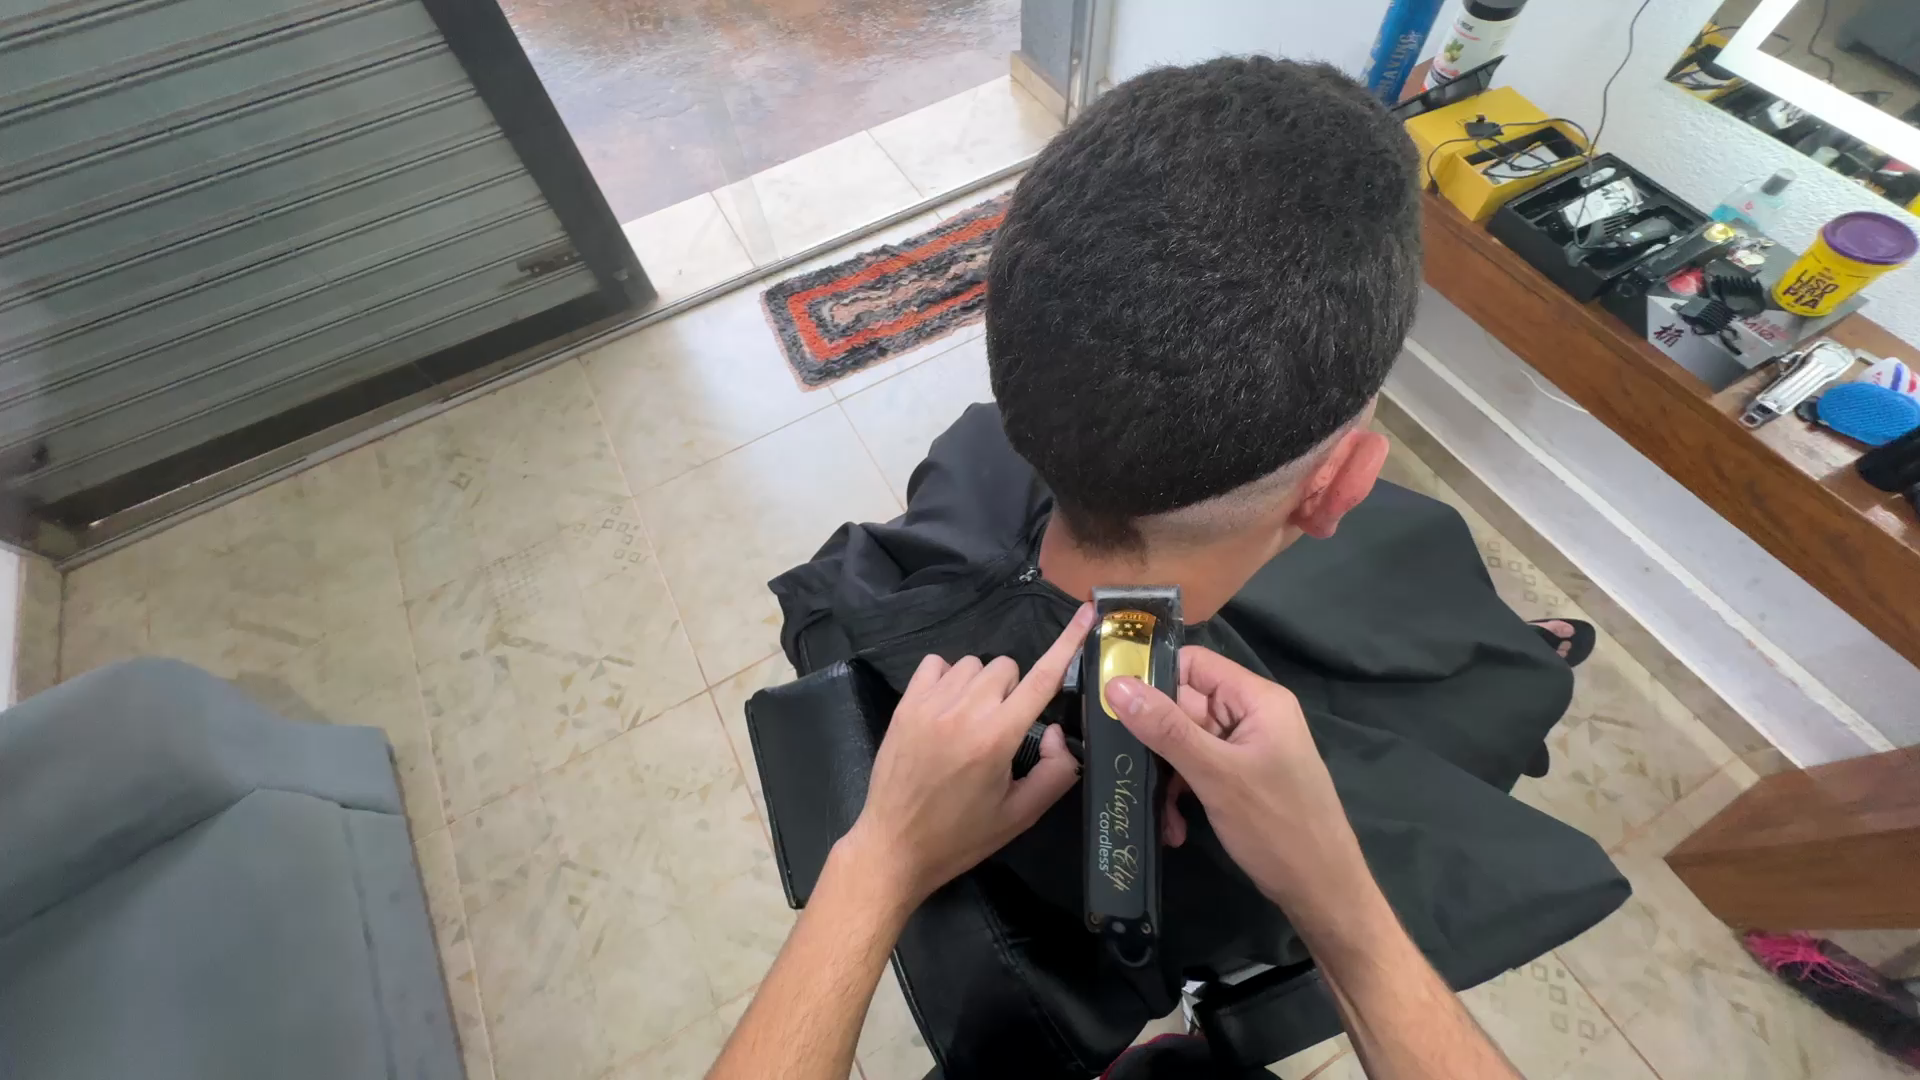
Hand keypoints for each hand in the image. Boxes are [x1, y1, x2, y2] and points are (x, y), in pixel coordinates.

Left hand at [842, 604, 1091, 905]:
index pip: (1043, 678)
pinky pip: (937, 663)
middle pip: (1007, 666)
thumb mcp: (1020, 816)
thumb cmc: (962, 835)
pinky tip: (945, 708)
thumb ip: (1056, 772)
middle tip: (1002, 728)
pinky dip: (948, 678)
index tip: (1087, 612)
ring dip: (980, 685)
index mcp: (998, 737)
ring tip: (971, 722)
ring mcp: (930, 703)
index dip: (1068, 642)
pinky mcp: (905, 703)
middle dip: (1013, 691)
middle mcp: (965, 710)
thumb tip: (1059, 732)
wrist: (894, 846)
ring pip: (973, 664)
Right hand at [1105, 648, 1370, 921]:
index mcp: (1256, 699)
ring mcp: (1243, 747)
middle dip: (1155, 740)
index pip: (1193, 663)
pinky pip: (1194, 767)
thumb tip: (1116, 685)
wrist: (1324, 897)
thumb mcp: (1215, 775)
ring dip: (1165, 775)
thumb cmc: (1278, 828)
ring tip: (1159, 811)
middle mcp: (1249, 715)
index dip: (1153, 677)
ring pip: (1182, 741)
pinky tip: (1175, 826)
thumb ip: (1165, 728)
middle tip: (1125, 764)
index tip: (1115, 704)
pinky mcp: (1237, 776)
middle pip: (1182, 705)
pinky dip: (1180, 792)